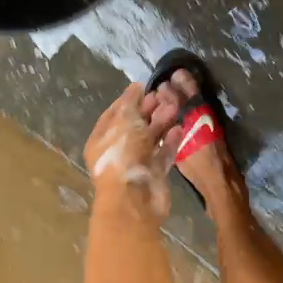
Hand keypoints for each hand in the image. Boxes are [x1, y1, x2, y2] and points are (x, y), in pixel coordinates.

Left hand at [83, 83, 183, 221]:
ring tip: (176, 106)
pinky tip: (180, 127)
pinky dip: (171, 140)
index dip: (129, 99)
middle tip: (165, 94)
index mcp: (102, 139)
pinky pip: (163, 152)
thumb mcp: (123, 121)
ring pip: (151, 137)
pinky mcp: (154, 173)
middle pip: (134, 125)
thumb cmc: (123, 154)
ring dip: (162, 122)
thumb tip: (136, 87)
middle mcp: (118, 150)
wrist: (135, 196)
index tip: (146, 86)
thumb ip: (130, 102)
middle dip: (149, 109)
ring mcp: (137, 162)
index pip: (114, 113)